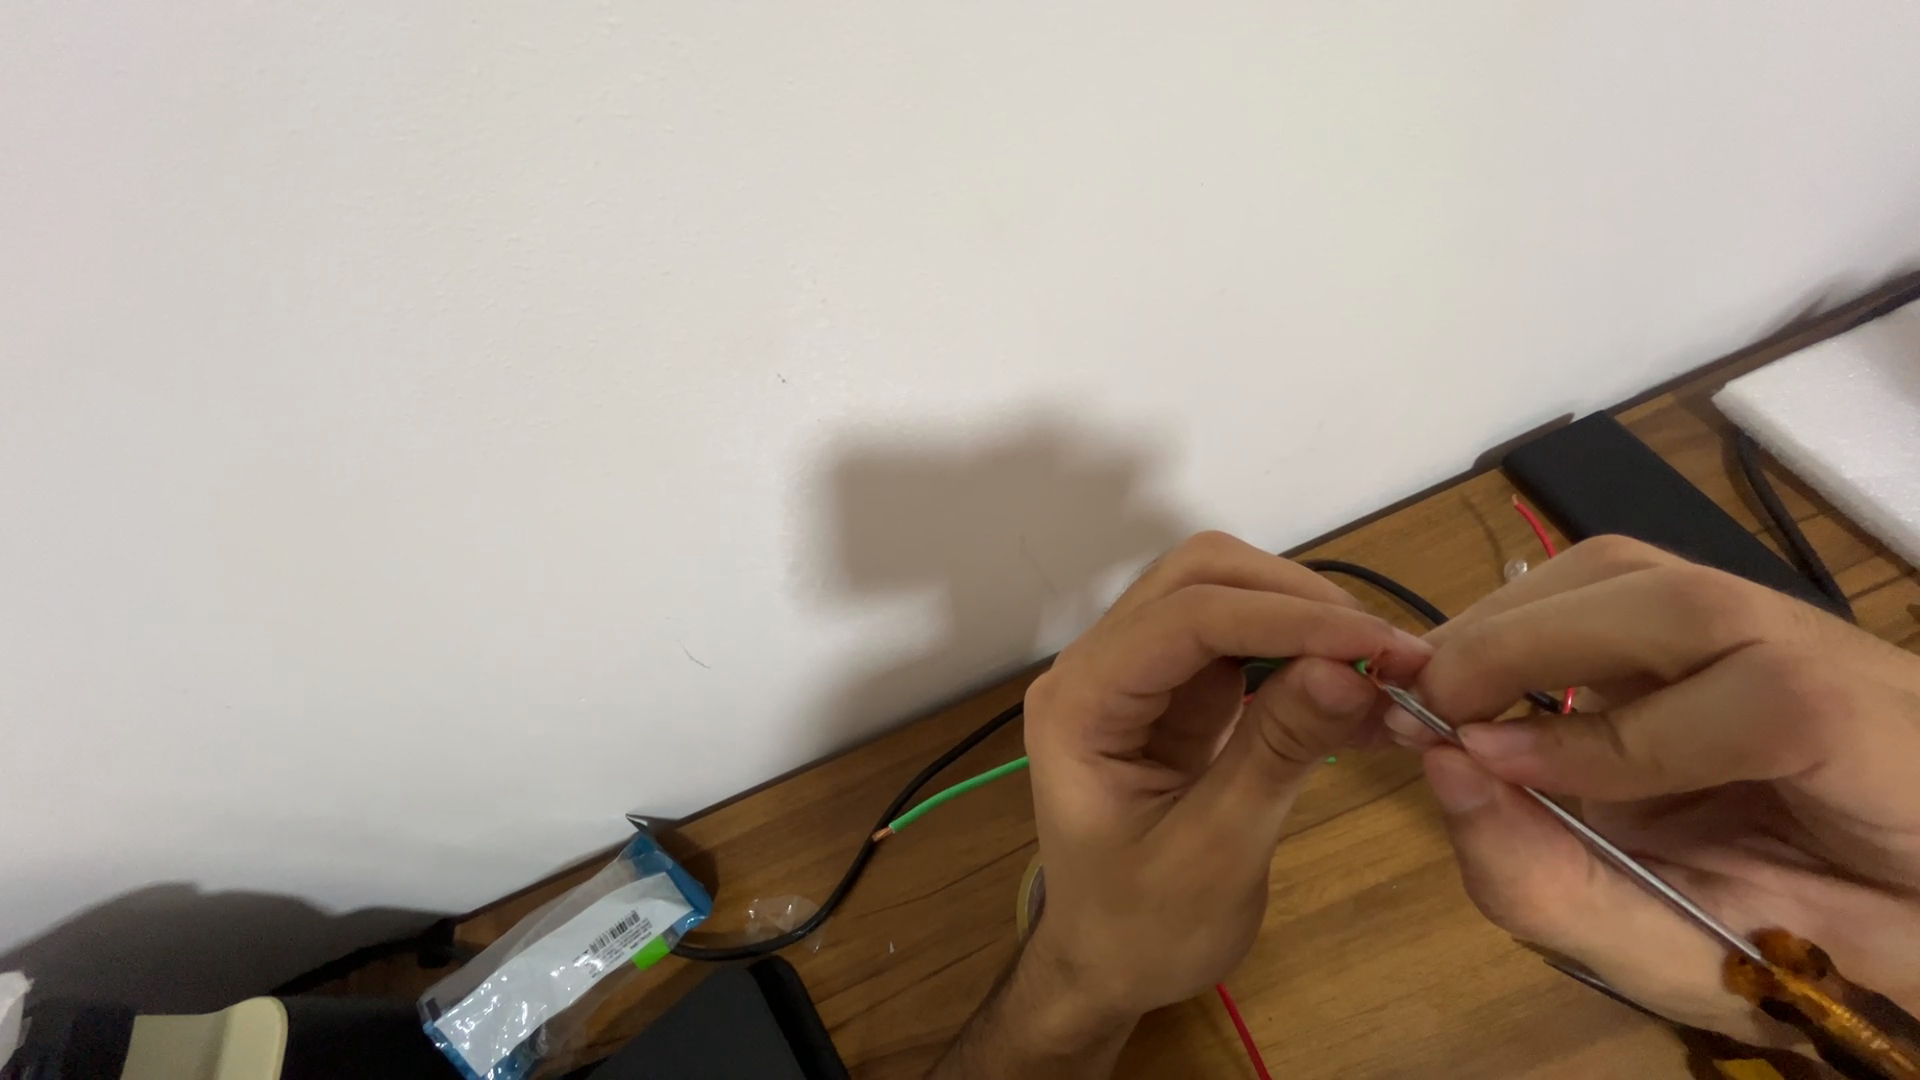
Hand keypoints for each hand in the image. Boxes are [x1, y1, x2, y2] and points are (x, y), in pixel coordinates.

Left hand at [1022, 531, 1429, 1023]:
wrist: (1104, 958)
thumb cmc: (1141, 926)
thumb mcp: (1215, 853)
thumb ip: (1276, 752)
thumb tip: (1349, 669)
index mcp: (1080, 702)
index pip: (1183, 618)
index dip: (1286, 618)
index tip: (1384, 648)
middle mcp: (1095, 665)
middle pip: (1195, 578)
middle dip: (1294, 599)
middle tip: (1387, 655)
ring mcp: (1132, 670)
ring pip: (1219, 595)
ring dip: (1302, 618)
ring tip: (1383, 671)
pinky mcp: (1170, 689)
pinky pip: (1236, 643)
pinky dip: (1297, 652)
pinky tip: (1356, 692)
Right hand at [1396, 535, 1919, 1044]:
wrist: (1826, 904)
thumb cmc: (1772, 959)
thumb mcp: (1671, 959)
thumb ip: (1553, 886)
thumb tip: (1442, 763)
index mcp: (1906, 775)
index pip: (1779, 703)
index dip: (1617, 734)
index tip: (1491, 766)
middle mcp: (1856, 671)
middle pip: (1678, 599)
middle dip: (1517, 647)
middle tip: (1428, 711)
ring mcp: (1772, 624)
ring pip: (1616, 571)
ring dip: (1497, 626)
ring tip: (1442, 695)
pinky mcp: (1697, 616)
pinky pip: (1585, 586)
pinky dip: (1506, 624)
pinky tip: (1476, 679)